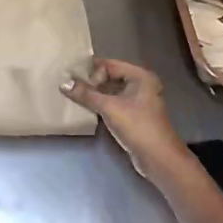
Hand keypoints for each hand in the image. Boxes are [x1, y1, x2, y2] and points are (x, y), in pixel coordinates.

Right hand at [62, 58, 187, 179]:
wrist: (158, 158)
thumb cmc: (137, 126)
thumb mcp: (109, 107)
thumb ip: (86, 94)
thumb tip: (63, 83)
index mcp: (140, 76)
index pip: (109, 65)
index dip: (92, 72)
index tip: (76, 83)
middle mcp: (141, 84)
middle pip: (111, 76)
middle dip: (92, 82)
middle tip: (71, 87)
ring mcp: (139, 100)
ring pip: (112, 91)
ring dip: (95, 94)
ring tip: (75, 97)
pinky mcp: (135, 114)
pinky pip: (115, 102)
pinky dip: (102, 104)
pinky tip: (87, 109)